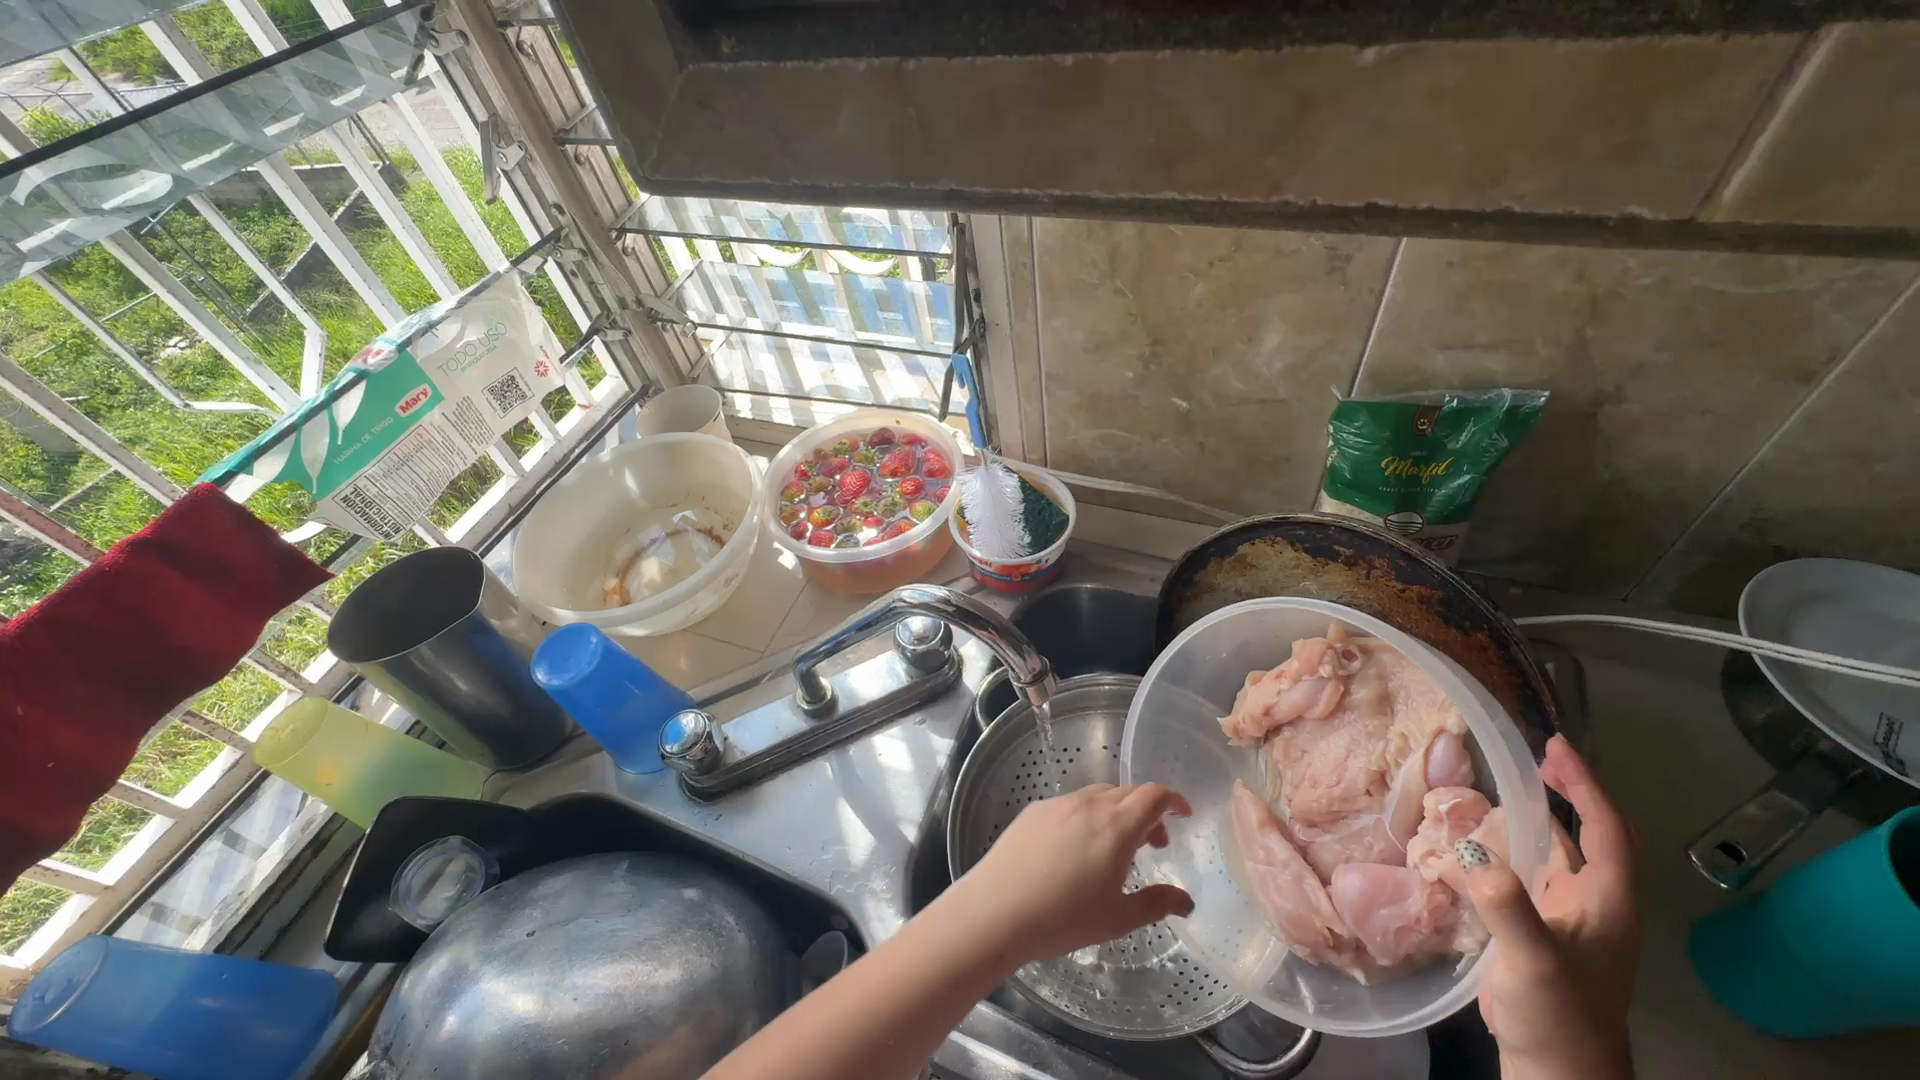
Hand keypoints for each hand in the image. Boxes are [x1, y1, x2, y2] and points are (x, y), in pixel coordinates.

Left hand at [941, 783, 1194, 965]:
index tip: (1183, 815)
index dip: (1173, 800)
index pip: (1153, 795)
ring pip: (1097, 796)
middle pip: (1127, 792)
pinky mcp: (1032, 812)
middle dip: (1147, 811)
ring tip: (1115, 849)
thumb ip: (1156, 903)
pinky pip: (1070, 805)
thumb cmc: (1063, 917)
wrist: (995, 909)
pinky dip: (1087, 817)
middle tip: (1154, 844)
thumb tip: (1185, 899)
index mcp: (1116, 825)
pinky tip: (1076, 850)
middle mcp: (1088, 805)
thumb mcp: (1118, 918)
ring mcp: (1057, 805)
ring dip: (1116, 813)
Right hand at [1456, 736, 1638, 1079]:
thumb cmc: (1557, 1015)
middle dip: (1567, 793)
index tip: (1554, 747)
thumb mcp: (1533, 961)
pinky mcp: (1539, 929)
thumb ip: (1508, 907)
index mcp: (1607, 902)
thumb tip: (1473, 854)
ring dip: (1535, 818)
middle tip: (1532, 758)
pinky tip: (1475, 842)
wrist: (1556, 1069)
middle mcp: (1592, 902)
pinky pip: (1527, 873)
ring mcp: (1567, 917)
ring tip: (1501, 788)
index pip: (1606, 830)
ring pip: (1557, 852)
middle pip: (1589, 834)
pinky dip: (1506, 848)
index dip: (1584, 785)